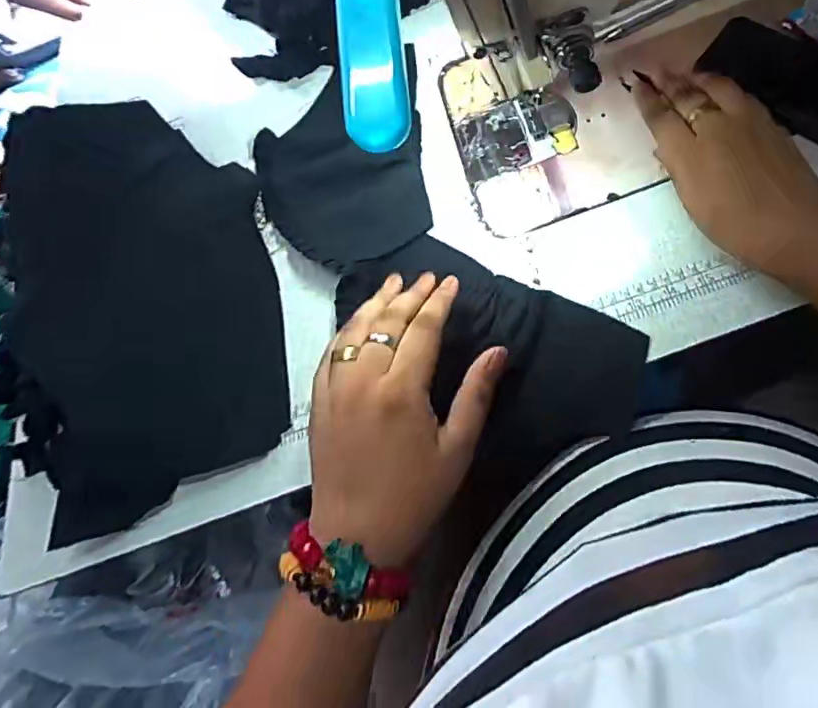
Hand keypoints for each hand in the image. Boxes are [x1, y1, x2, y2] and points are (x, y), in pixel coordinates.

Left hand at [308, 272, 506, 566]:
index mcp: (402, 391)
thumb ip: (477, 394)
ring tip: (393, 283)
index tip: (450, 282)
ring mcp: (336, 391)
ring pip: (354, 331)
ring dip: (375, 303)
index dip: (438, 302)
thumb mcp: (458, 448)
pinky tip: (357, 320)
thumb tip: (498, 350)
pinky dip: (346, 329)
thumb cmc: (415, 495)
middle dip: (410, 295)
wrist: (354, 541)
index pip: (422, 329)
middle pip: (387, 322)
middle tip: (426, 277)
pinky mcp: (320, 403)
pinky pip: (330, 353)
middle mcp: (364, 382)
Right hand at [633, 69, 817, 280]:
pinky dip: (724, 87)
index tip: (638, 85)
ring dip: (698, 78)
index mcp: (689, 150)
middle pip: (688, 95)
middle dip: (669, 82)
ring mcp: (746, 121)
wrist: (798, 226)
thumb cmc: (738, 226)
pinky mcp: (770, 123)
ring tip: (689, 74)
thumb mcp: (695, 204)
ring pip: (717, 87)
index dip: (648, 100)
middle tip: (657, 70)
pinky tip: (725, 92)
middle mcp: (715, 126)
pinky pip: (740, 94)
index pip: (662, 117)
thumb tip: (665, 147)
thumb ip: (678, 170)